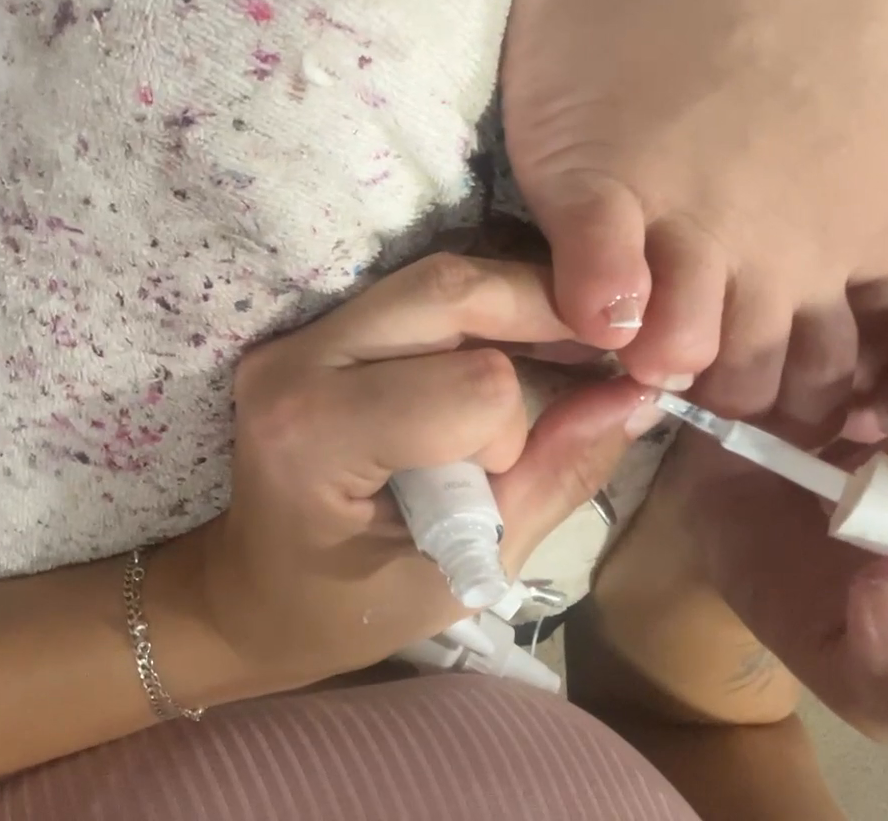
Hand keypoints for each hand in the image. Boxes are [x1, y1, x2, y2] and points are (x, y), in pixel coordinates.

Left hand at [188, 253, 656, 688]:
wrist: (252, 591)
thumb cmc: (346, 608)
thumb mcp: (460, 573)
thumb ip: (551, 479)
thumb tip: (636, 396)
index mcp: (317, 433)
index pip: (471, 386)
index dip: (513, 429)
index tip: (498, 473)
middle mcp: (294, 363)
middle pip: (446, 289)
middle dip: (541, 312)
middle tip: (596, 352)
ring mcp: (292, 337)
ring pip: (430, 279)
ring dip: (511, 305)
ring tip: (556, 350)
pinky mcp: (305, 330)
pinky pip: (408, 294)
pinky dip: (474, 312)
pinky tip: (504, 344)